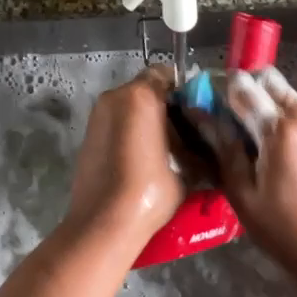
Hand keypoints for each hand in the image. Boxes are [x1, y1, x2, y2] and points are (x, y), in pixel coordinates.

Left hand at [64, 64, 185, 247]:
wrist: (104, 222)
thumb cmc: (149, 191)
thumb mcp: (186, 169)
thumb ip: (197, 148)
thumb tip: (208, 147)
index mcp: (141, 95)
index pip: (165, 74)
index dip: (182, 90)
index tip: (195, 111)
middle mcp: (115, 96)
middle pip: (146, 89)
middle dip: (165, 106)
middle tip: (185, 133)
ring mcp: (98, 114)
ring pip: (129, 105)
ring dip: (146, 119)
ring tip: (165, 148)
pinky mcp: (88, 133)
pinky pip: (115, 122)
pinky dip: (129, 131)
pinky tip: (142, 158)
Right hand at [215, 74, 296, 295]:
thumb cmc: (285, 230)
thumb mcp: (243, 195)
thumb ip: (224, 148)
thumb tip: (202, 115)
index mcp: (280, 127)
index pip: (243, 87)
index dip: (220, 90)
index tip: (204, 103)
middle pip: (266, 80)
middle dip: (243, 90)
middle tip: (225, 117)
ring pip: (281, 93)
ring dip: (261, 102)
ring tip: (243, 134)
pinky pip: (294, 110)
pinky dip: (276, 114)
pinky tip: (265, 145)